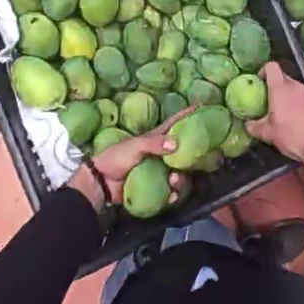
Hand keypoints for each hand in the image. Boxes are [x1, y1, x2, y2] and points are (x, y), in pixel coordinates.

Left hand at [68, 116, 186, 209]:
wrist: (102, 183)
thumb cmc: (116, 158)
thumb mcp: (134, 146)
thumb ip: (154, 144)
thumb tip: (176, 143)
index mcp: (155, 139)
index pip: (173, 124)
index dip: (186, 115)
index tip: (202, 106)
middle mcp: (161, 155)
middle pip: (183, 153)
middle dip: (191, 158)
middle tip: (194, 161)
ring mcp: (159, 172)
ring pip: (180, 175)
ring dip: (181, 179)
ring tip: (173, 181)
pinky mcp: (156, 189)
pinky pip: (171, 193)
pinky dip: (174, 195)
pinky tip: (171, 196)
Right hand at [247, 63, 303, 181]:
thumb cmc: (291, 136)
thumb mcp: (268, 134)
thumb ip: (254, 126)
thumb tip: (248, 124)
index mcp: (280, 88)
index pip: (271, 67)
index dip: (263, 71)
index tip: (260, 83)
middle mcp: (296, 86)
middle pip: (283, 77)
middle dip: (275, 86)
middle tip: (269, 101)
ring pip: (294, 87)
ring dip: (288, 95)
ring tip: (283, 111)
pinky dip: (299, 102)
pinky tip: (297, 118)